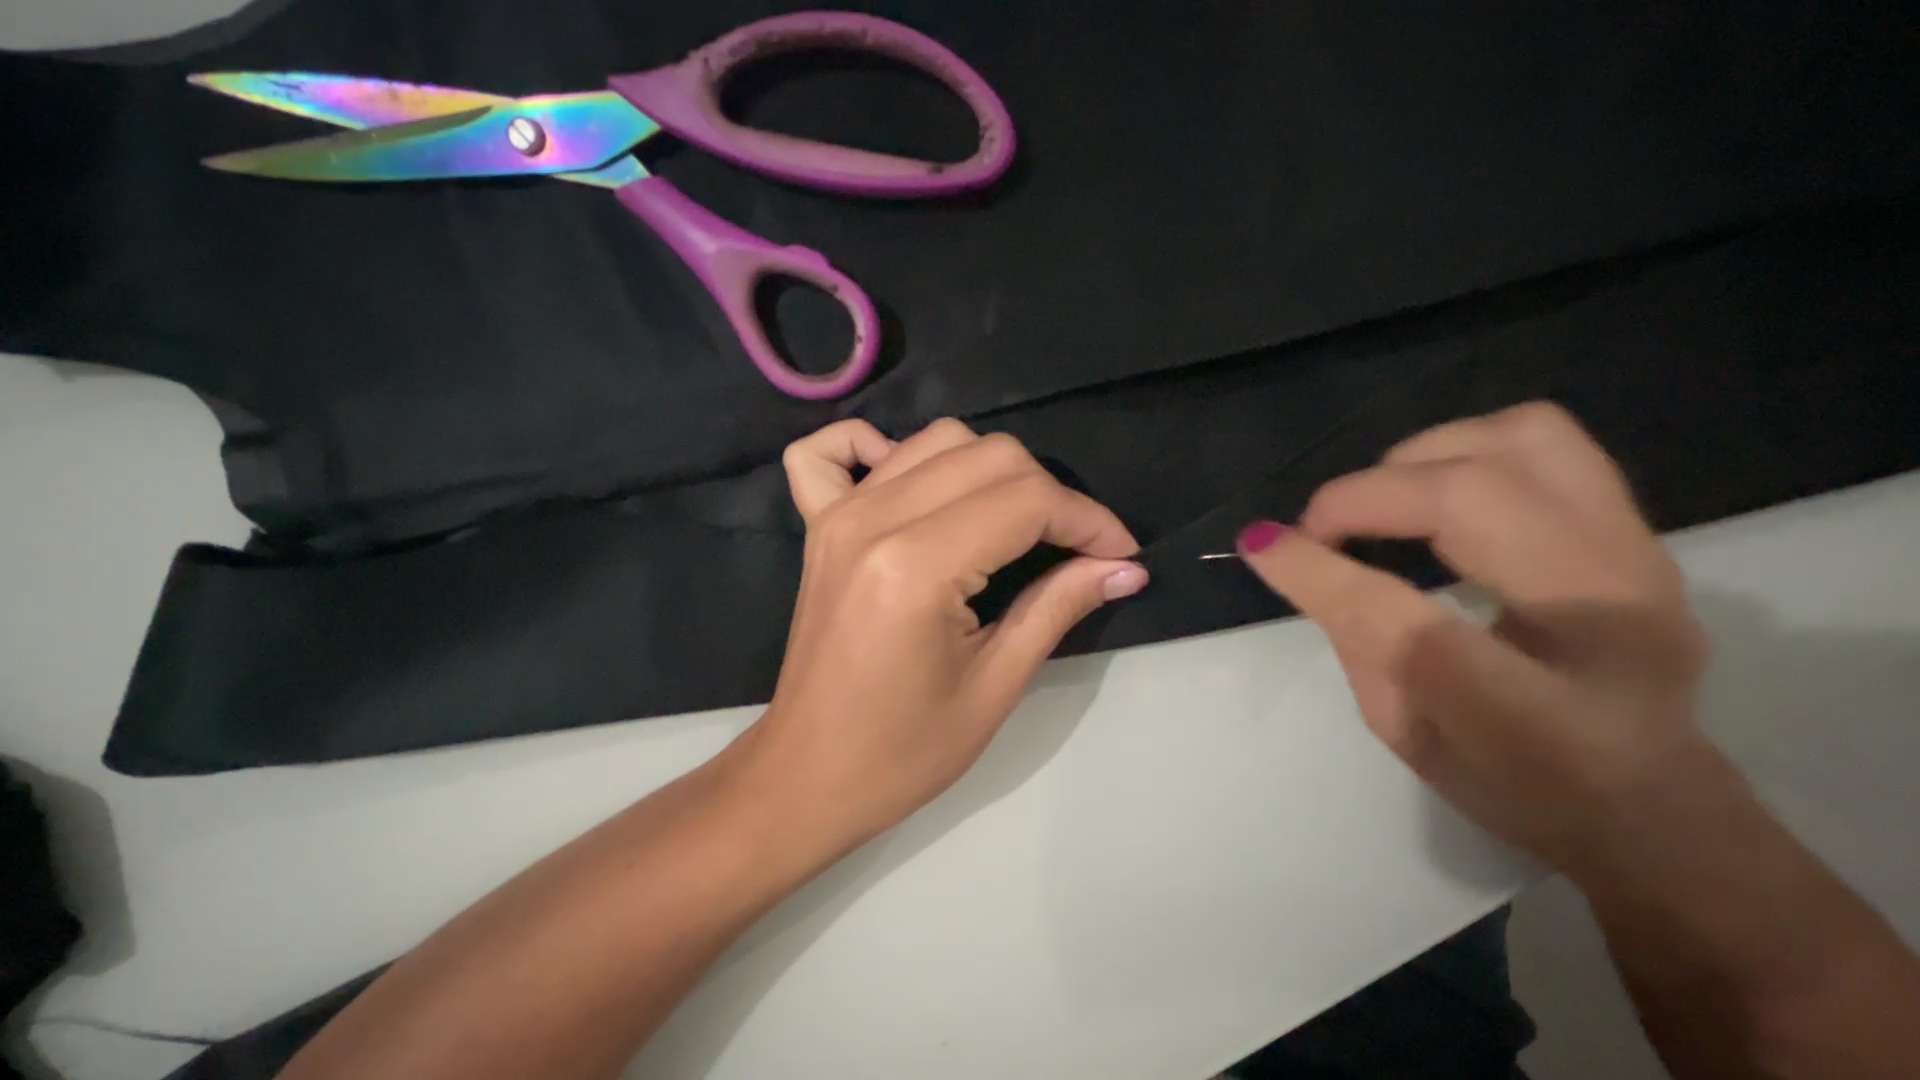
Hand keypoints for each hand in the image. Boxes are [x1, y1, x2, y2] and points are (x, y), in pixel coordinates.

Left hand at [730, 418, 1148, 852]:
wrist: (810, 774)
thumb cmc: (904, 751)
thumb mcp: (996, 686)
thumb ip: (1058, 606)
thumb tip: (1125, 566)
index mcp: (917, 566)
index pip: (1026, 500)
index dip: (1088, 519)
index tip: (1120, 553)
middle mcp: (873, 520)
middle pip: (989, 455)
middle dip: (1049, 493)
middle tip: (1074, 548)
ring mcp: (837, 515)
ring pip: (935, 440)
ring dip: (990, 469)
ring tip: (1014, 525)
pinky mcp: (816, 525)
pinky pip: (830, 451)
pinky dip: (874, 446)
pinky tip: (911, 481)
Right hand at [1237, 402, 1713, 870]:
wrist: (1654, 804)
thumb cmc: (1515, 785)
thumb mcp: (1408, 735)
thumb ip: (1355, 642)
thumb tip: (1286, 551)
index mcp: (1543, 714)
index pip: (1412, 624)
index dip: (1324, 574)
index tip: (1263, 545)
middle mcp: (1613, 620)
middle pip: (1475, 497)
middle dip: (1368, 496)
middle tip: (1322, 532)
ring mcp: (1640, 559)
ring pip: (1524, 440)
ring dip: (1426, 457)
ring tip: (1385, 502)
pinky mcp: (1638, 530)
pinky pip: (1550, 445)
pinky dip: (1472, 451)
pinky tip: (1437, 494)